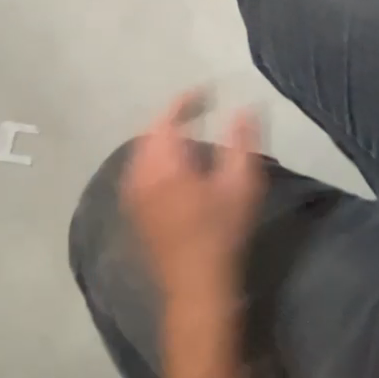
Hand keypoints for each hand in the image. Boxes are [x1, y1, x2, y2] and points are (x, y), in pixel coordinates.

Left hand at [119, 89, 266, 297]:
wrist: (196, 285)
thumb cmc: (223, 232)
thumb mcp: (242, 183)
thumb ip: (243, 141)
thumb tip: (245, 108)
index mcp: (164, 163)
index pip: (167, 119)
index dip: (186, 101)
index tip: (206, 92)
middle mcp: (140, 175)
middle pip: (150, 134)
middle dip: (172, 119)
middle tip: (199, 111)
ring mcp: (133, 196)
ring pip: (143, 154)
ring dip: (164, 140)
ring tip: (190, 136)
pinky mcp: (135, 213)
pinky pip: (140, 172)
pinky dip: (157, 159)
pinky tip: (177, 167)